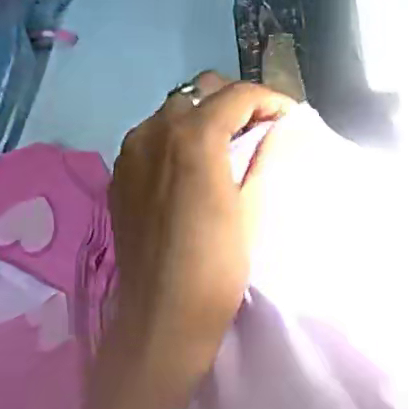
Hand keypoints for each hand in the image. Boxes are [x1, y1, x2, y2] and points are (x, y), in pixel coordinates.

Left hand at [106, 72, 297, 390]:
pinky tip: (190, 167)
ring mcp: (130, 152)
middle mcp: (155, 131)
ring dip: (202, 117)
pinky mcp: (119, 176)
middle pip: (200, 92)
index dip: (270, 100)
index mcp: (194, 136)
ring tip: (226, 146)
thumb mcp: (252, 208)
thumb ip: (264, 156)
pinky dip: (175, 139)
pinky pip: (149, 138)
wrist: (163, 316)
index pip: (238, 95)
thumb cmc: (218, 266)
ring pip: (171, 111)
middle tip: (260, 129)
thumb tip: (276, 128)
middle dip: (234, 102)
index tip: (289, 118)